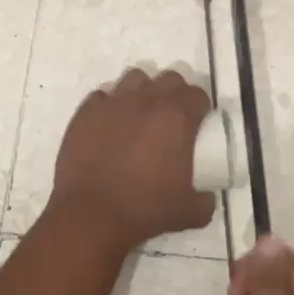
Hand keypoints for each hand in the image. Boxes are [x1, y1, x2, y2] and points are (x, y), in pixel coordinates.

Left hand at [50, 68, 214, 248]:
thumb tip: (207, 194)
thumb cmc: (146, 210)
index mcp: (177, 118)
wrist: (92, 215)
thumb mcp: (191, 212)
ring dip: (142, 92)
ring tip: (139, 114)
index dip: (200, 107)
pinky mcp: (86, 112)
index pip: (197, 94)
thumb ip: (206, 199)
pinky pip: (103, 96)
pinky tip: (110, 124)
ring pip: (134, 79)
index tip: (198, 123)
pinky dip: (110, 106)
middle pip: (168, 79)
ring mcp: (114, 103)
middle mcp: (147, 101)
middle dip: (174, 93)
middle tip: (171, 118)